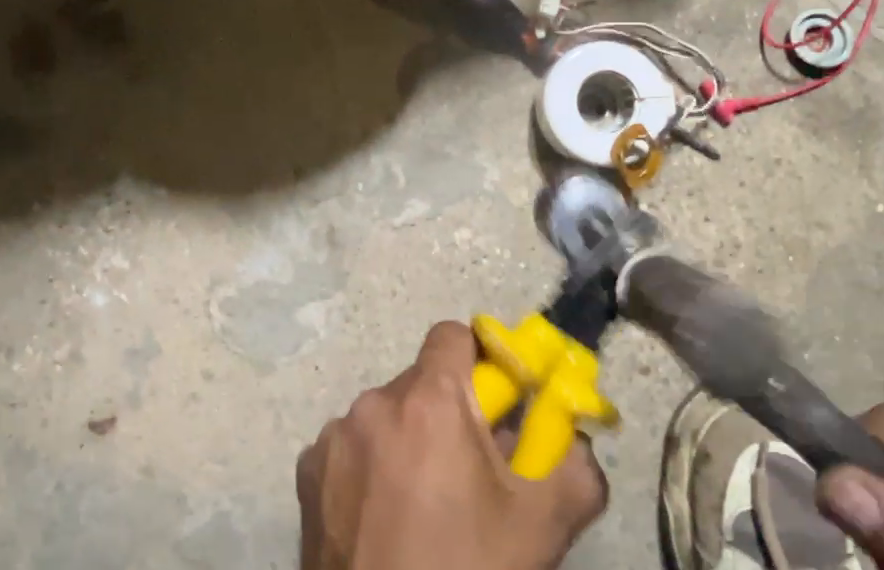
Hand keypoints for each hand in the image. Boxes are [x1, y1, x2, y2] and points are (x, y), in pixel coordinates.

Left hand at [297, 322, 607, 569]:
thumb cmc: (466, 567)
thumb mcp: (541, 524)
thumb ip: (575, 464)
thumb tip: (574, 438)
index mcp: (430, 401)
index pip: (453, 336)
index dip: (481, 361)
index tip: (497, 403)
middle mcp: (374, 404)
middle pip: (421, 383)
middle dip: (449, 412)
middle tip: (470, 469)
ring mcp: (334, 438)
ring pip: (385, 416)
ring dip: (408, 441)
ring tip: (424, 503)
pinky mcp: (307, 473)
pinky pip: (351, 448)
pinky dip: (371, 467)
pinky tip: (384, 518)